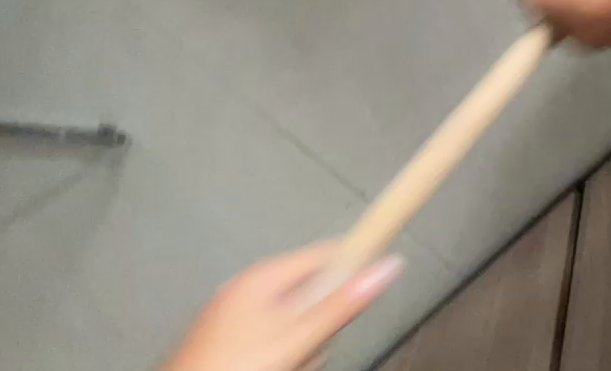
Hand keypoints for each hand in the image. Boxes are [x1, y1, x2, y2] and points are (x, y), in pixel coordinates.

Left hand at [159, 243, 402, 370]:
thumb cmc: (239, 370)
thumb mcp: (297, 340)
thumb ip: (343, 303)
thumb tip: (392, 263)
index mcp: (265, 274)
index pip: (328, 252)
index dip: (352, 269)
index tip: (363, 298)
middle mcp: (246, 284)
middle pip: (310, 289)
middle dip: (320, 323)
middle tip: (312, 352)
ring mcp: (229, 313)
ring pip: (291, 318)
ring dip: (300, 344)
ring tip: (291, 367)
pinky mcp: (218, 341)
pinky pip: (268, 335)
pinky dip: (278, 353)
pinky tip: (276, 369)